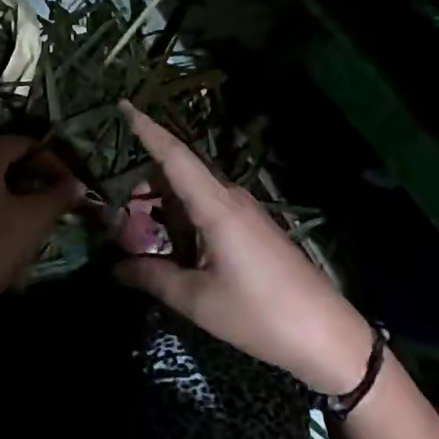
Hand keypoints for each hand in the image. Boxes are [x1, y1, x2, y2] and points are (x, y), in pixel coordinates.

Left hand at [0, 137, 84, 313]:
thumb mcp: (30, 221)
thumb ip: (58, 197)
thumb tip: (78, 185)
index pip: (27, 144)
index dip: (57, 164)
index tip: (75, 191)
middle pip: (9, 160)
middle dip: (39, 182)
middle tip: (63, 206)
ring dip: (22, 198)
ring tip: (43, 223)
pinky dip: (0, 209)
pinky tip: (14, 236)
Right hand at [114, 101, 373, 394]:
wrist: (324, 334)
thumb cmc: (259, 315)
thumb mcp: (197, 300)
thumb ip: (152, 277)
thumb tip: (115, 267)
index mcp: (217, 207)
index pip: (175, 156)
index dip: (148, 130)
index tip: (125, 105)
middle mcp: (232, 199)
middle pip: (180, 175)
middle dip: (144, 187)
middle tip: (114, 216)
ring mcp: (246, 213)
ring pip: (194, 195)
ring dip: (164, 208)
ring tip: (136, 236)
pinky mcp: (253, 230)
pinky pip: (210, 211)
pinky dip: (183, 220)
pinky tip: (171, 249)